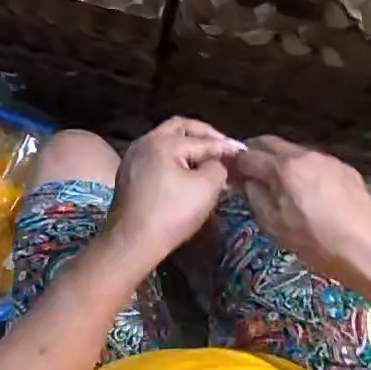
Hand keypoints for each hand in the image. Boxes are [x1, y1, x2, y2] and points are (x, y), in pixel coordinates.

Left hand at [108, 117, 243, 264]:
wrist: (132, 241)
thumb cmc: (171, 213)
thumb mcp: (206, 189)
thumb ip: (218, 166)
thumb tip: (217, 161)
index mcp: (163, 142)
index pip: (201, 140)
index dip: (224, 146)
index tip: (241, 152)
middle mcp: (144, 142)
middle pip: (179, 128)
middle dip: (203, 135)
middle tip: (221, 146)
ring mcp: (133, 156)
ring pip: (165, 140)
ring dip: (186, 145)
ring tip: (205, 159)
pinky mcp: (128, 172)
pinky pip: (155, 155)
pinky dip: (172, 157)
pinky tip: (184, 171)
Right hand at [231, 136, 370, 289]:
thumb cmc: (318, 243)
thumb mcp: (275, 226)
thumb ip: (254, 196)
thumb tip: (244, 179)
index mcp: (284, 167)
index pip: (247, 155)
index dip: (234, 164)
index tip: (228, 174)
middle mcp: (304, 154)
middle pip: (269, 143)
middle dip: (254, 154)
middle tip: (248, 175)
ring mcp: (327, 159)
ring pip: (292, 150)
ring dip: (279, 161)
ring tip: (279, 186)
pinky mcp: (345, 168)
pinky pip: (313, 161)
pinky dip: (301, 169)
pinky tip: (307, 193)